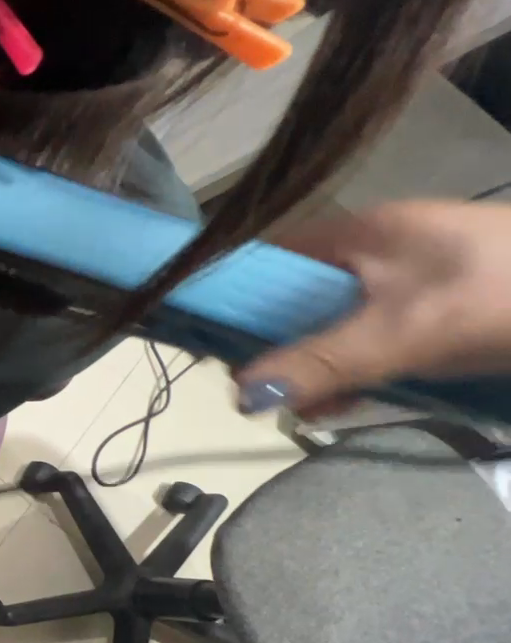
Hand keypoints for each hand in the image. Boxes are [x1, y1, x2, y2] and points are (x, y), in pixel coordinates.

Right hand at [237, 200, 510, 415]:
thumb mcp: (415, 332)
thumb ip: (325, 361)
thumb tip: (240, 395)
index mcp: (363, 233)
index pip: (260, 258)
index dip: (224, 298)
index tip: (207, 347)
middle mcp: (376, 251)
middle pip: (287, 299)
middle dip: (270, 349)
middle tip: (265, 393)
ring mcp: (407, 281)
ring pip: (324, 327)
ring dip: (311, 371)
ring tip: (317, 409)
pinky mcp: (434, 312)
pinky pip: (365, 343)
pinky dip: (351, 375)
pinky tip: (351, 404)